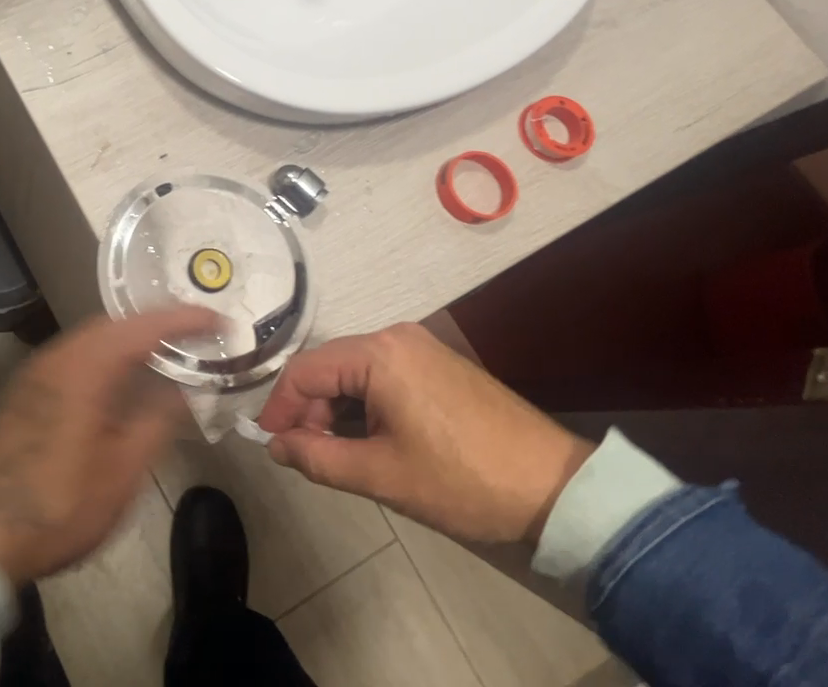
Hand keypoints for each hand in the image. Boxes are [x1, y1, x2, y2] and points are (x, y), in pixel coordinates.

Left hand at [0, 306, 213, 585]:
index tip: (217, 320)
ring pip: (88, 341)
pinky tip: (118, 385)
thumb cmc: (58, 502)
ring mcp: (34, 374)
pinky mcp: (23, 394)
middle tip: (192, 336)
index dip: (183, 320)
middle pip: (112, 325)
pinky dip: (102, 359)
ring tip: (162, 357)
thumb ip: (157, 420)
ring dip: (126, 342)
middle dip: (153, 325)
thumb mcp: (122, 470)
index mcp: (85, 367)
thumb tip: (183, 388)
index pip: (143, 327)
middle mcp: (56, 358)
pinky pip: (72, 359)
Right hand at [257, 323, 594, 544]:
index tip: (271, 445)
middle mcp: (397, 338)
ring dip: (335, 409)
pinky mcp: (440, 366)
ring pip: (354, 371)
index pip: (304, 370)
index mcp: (380, 354)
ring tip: (335, 453)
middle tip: (305, 454)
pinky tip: (367, 438)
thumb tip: (277, 447)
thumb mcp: (381, 475)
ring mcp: (423, 349)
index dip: (280, 407)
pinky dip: (363, 404)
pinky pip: (382, 375)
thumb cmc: (462, 480)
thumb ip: (318, 458)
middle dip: (308, 409)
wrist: (556, 488)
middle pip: (328, 366)